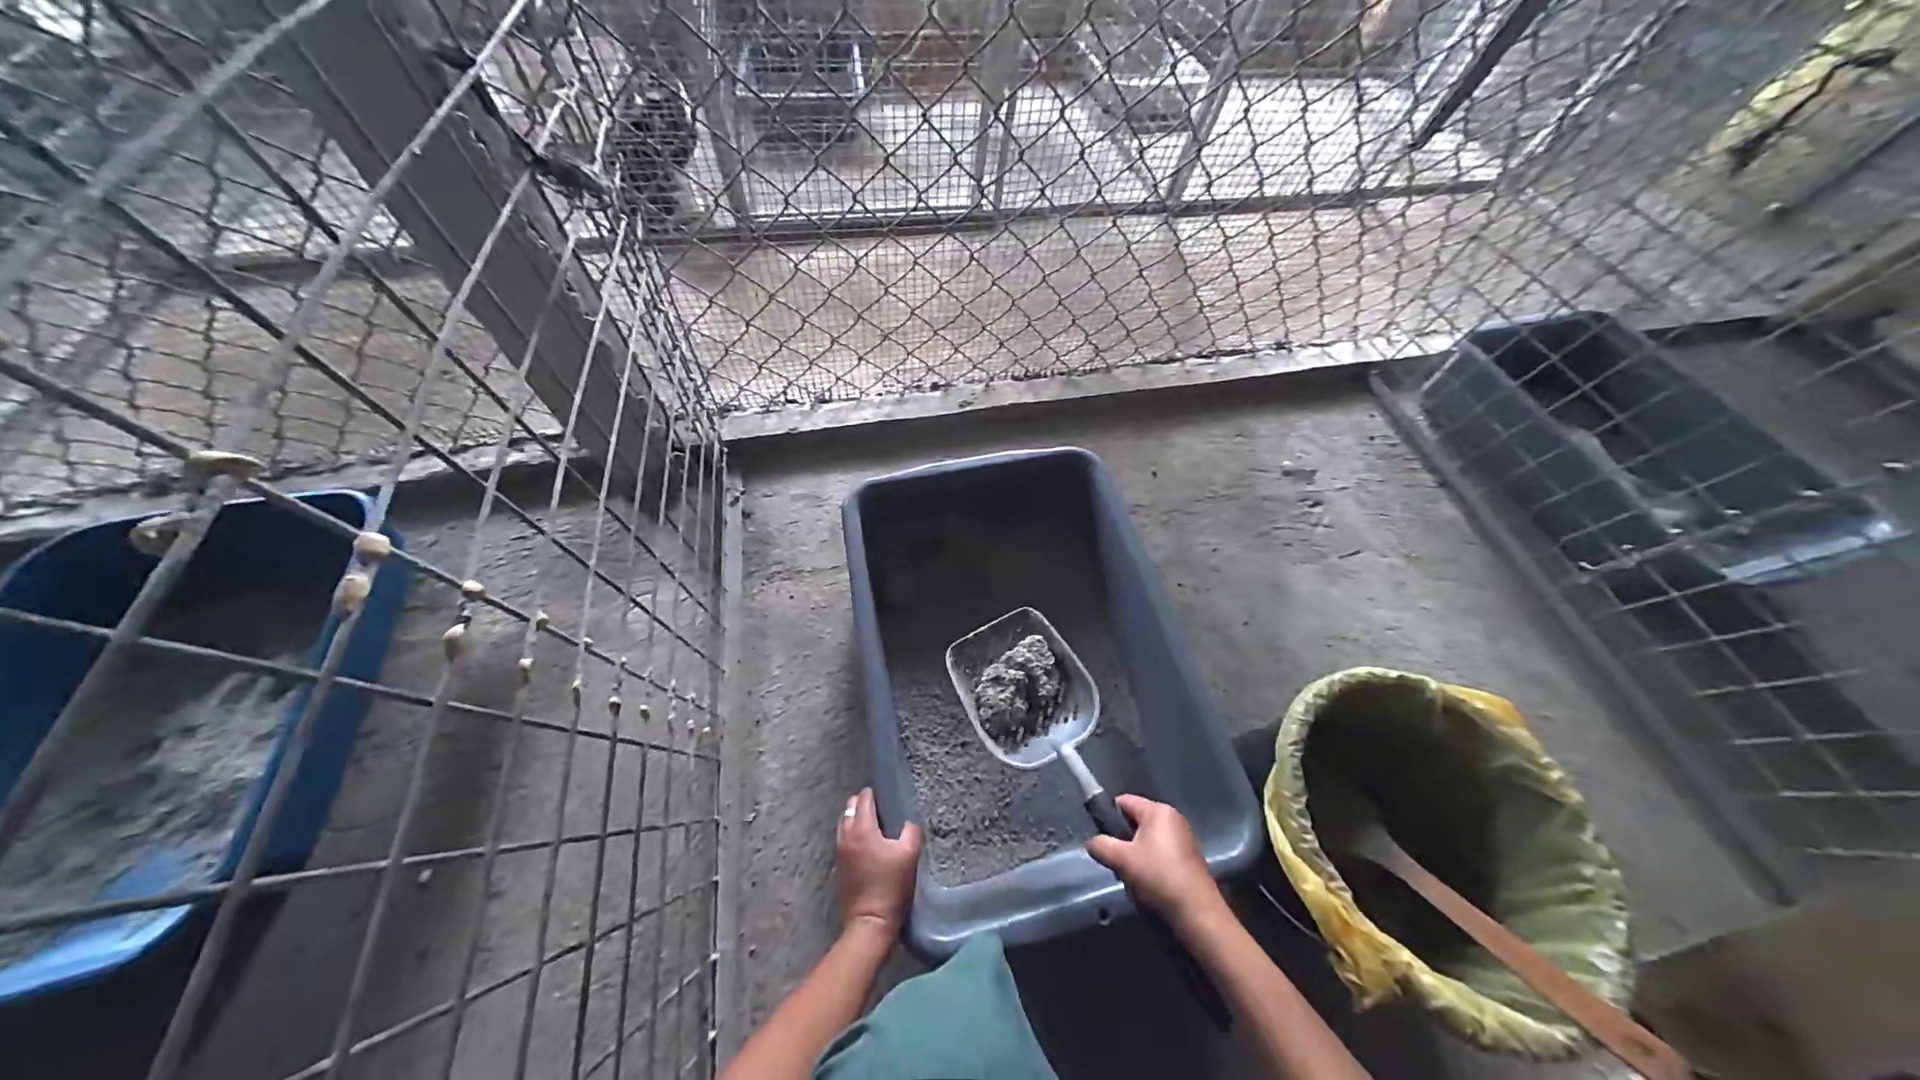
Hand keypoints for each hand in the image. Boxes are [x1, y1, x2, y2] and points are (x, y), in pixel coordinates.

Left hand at [835, 788, 921, 935]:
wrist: (870, 921)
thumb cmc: (891, 885)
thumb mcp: (909, 854)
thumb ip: (911, 831)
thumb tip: (908, 823)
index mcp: (863, 829)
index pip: (863, 800)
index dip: (873, 793)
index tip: (883, 793)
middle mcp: (847, 836)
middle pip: (849, 808)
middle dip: (861, 802)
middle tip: (877, 805)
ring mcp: (840, 851)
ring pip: (843, 822)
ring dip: (854, 816)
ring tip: (870, 820)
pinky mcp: (839, 865)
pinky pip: (843, 837)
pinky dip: (851, 831)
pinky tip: (864, 840)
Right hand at [1085, 794, 1224, 930]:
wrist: (1197, 914)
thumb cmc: (1158, 878)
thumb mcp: (1122, 860)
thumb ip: (1101, 845)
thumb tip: (1091, 842)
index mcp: (1158, 811)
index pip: (1124, 801)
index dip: (1108, 816)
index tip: (1101, 837)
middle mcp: (1173, 819)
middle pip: (1135, 821)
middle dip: (1122, 839)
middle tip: (1116, 860)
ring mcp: (1183, 838)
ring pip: (1146, 839)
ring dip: (1135, 855)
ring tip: (1132, 875)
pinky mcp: (1188, 858)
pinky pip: (1159, 853)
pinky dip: (1150, 864)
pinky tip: (1148, 883)